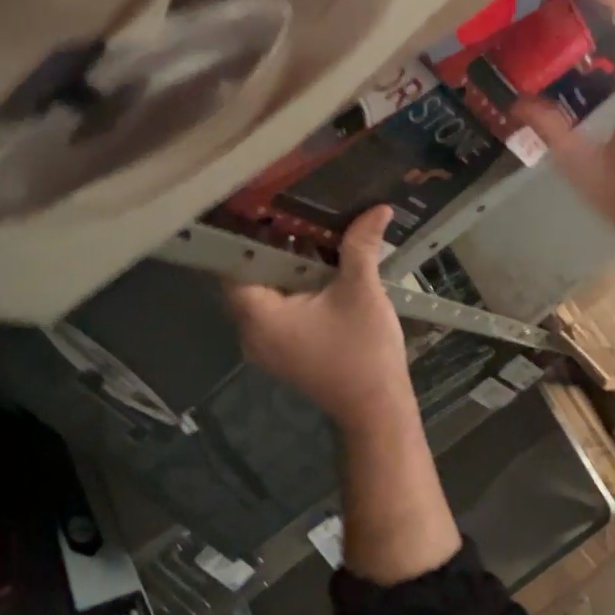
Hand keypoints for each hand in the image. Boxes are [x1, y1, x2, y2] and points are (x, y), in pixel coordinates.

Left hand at [225, 206, 412, 432]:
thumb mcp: (362, 291)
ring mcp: (266, 346)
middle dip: (273, 246)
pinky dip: (295, 288)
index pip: (235, 267)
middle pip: (250, 279)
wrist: (376, 407)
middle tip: (295, 213)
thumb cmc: (363, 350)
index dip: (249, 236)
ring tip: (312, 233)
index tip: (268, 207)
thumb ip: (360, 247)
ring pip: (266, 294)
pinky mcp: (284, 352)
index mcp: (260, 317)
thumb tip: (379, 208)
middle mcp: (252, 333)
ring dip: (287, 267)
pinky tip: (322, 268)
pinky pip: (279, 311)